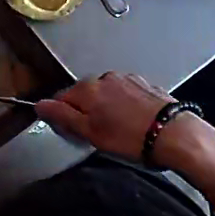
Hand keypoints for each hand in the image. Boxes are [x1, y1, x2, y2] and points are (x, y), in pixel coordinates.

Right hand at [35, 72, 176, 161]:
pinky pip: (126, 94)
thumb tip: (40, 105)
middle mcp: (106, 78)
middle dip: (87, 112)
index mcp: (88, 88)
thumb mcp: (90, 133)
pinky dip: (125, 106)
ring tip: (120, 131)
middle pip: (85, 94)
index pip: (62, 98)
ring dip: (107, 108)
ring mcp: (127, 79)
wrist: (174, 134)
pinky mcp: (145, 85)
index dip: (64, 117)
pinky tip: (134, 122)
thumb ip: (63, 116)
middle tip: (98, 136)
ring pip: (106, 93)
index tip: (74, 132)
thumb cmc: (130, 137)